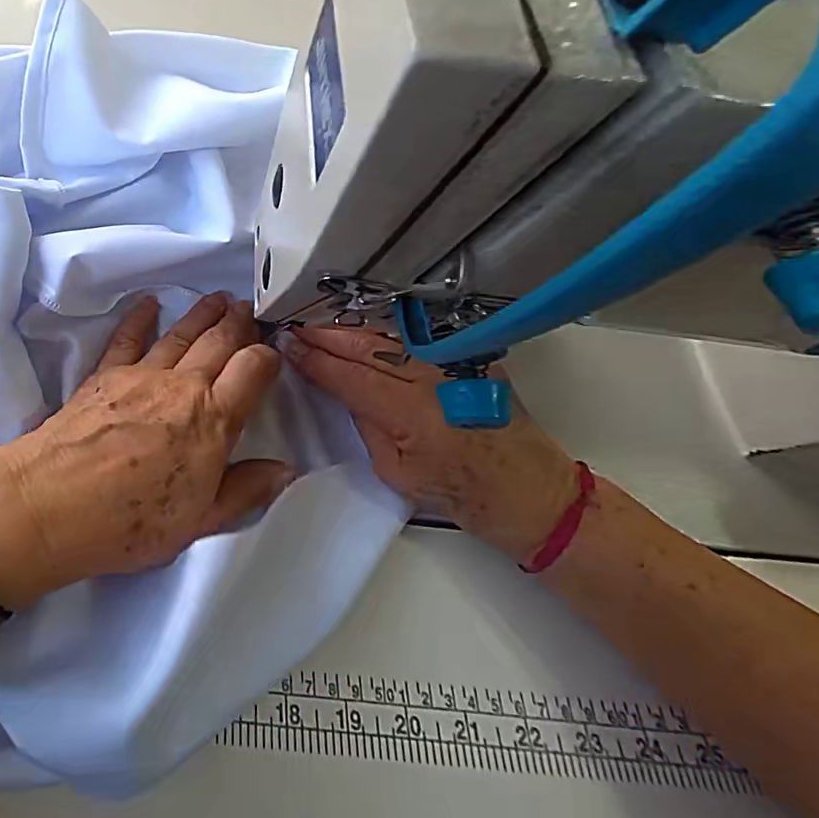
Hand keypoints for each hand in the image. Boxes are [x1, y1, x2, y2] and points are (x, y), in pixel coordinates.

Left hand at [0, 293, 291, 608]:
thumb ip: (245, 490)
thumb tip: (284, 469)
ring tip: (217, 299)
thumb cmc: (130, 522)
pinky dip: (140, 317)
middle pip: (217, 343)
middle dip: (237, 324)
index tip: (273, 350)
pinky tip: (149, 303)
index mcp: (212, 419)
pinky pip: (126, 338)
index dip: (267, 356)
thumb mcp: (200, 520)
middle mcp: (180, 387)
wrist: (52, 502)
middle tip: (248, 309)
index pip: (252, 371)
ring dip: (200, 315)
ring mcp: (138, 376)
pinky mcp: (102, 375)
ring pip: (179, 335)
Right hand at [279, 325, 577, 562]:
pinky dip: (381, 331)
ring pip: (389, 335)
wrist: (530, 492)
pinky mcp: (471, 360)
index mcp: (413, 413)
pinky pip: (415, 339)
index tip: (288, 347)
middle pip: (366, 346)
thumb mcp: (395, 470)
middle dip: (325, 335)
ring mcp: (457, 365)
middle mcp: (436, 380)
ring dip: (349, 328)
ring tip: (318, 325)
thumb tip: (343, 391)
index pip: (349, 375)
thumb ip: (367, 424)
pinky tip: (359, 329)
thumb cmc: (463, 492)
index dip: (314, 359)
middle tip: (295, 328)